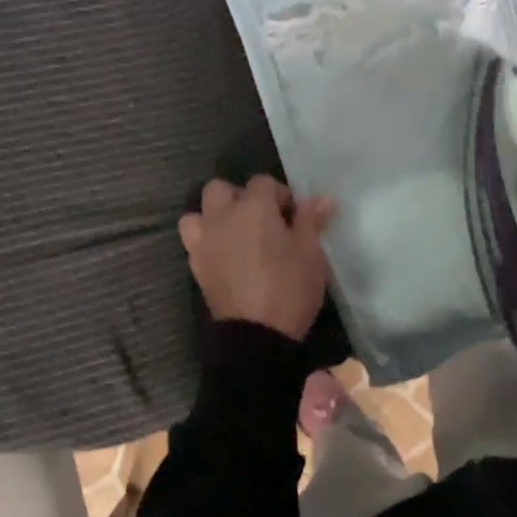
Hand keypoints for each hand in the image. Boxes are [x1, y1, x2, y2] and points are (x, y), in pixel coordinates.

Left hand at [179, 176, 336, 341]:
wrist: (256, 334)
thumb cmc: (289, 288)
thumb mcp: (311, 253)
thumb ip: (311, 220)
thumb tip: (322, 198)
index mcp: (253, 207)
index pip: (264, 182)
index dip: (281, 195)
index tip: (294, 217)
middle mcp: (222, 216)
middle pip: (222, 189)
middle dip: (240, 197)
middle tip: (262, 221)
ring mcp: (204, 240)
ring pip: (200, 212)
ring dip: (215, 216)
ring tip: (236, 235)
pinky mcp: (195, 265)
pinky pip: (195, 240)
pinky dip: (206, 240)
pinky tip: (224, 256)